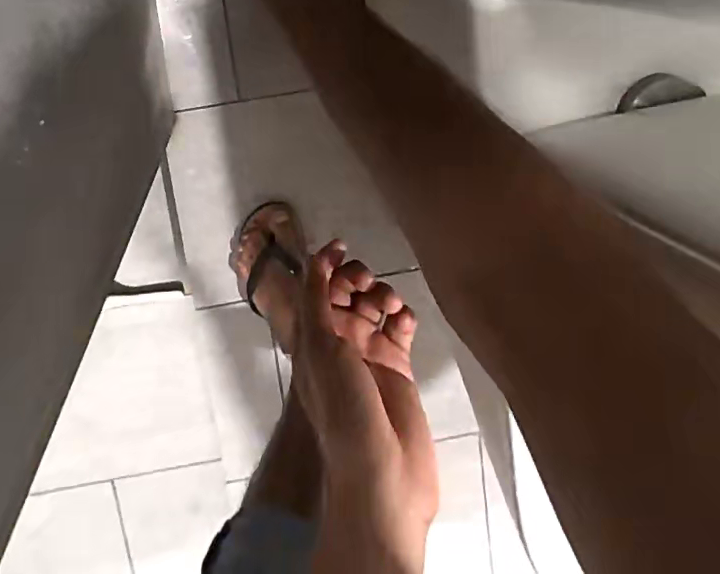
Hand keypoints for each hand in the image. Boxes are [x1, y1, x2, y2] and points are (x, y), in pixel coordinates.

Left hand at [293, 241, 438, 573]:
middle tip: (367, 285)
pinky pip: (401, 328)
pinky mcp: (399, 366)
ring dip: (383, 295)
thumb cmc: (345, 411)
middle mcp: (340, 342)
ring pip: (376, 306)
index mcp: (313, 338)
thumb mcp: (320, 348)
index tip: (342, 247)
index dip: (326, 265)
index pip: (317, 288)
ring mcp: (370, 355)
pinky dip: (404, 317)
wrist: (383, 474)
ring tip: (391, 306)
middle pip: (349, 292)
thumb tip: (316, 257)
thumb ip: (317, 299)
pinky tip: (406, 321)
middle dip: (358, 279)